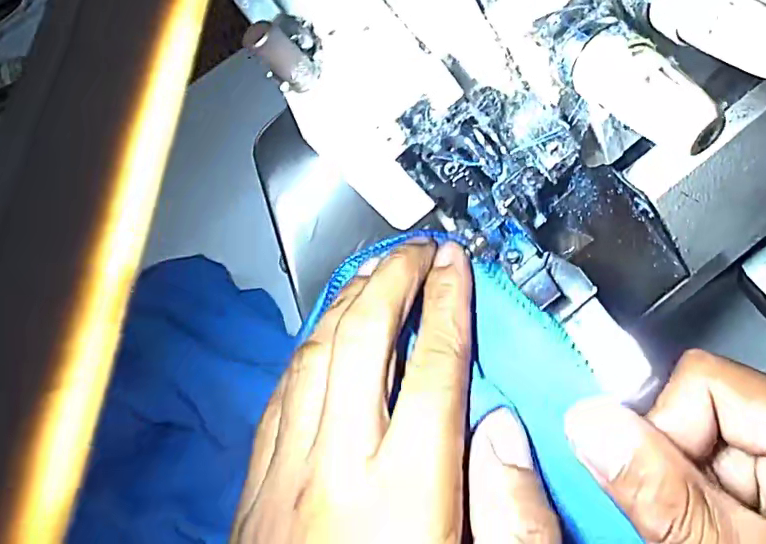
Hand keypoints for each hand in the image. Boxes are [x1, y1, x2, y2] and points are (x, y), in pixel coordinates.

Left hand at [233, 239, 473, 543]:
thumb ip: (511, 522)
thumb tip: (502, 431)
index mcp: (402, 506)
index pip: (433, 370)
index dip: (447, 302)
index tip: (454, 263)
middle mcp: (334, 476)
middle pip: (363, 339)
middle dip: (393, 277)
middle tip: (417, 249)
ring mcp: (284, 479)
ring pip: (313, 353)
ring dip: (347, 300)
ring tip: (374, 272)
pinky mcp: (254, 494)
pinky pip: (279, 394)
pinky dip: (308, 348)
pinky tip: (324, 333)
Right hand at [559, 349, 765, 542]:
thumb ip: (675, 498)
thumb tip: (592, 425)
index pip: (702, 383)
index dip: (668, 436)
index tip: (669, 501)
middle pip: (692, 412)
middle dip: (676, 475)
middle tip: (699, 536)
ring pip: (692, 445)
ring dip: (684, 497)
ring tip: (712, 542)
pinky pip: (711, 472)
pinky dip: (696, 509)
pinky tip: (714, 537)